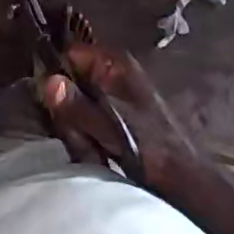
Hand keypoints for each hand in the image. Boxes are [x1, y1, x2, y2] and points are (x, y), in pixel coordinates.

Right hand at [38, 42, 200, 191]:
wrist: (185, 180)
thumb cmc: (152, 148)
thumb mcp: (111, 127)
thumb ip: (78, 106)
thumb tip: (48, 81)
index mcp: (115, 64)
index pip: (70, 53)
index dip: (57, 75)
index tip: (53, 103)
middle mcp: (112, 73)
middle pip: (69, 83)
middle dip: (71, 115)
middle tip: (83, 138)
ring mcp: (112, 96)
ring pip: (75, 108)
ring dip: (79, 133)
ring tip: (97, 151)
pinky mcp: (112, 117)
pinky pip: (85, 123)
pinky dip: (88, 141)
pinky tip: (100, 156)